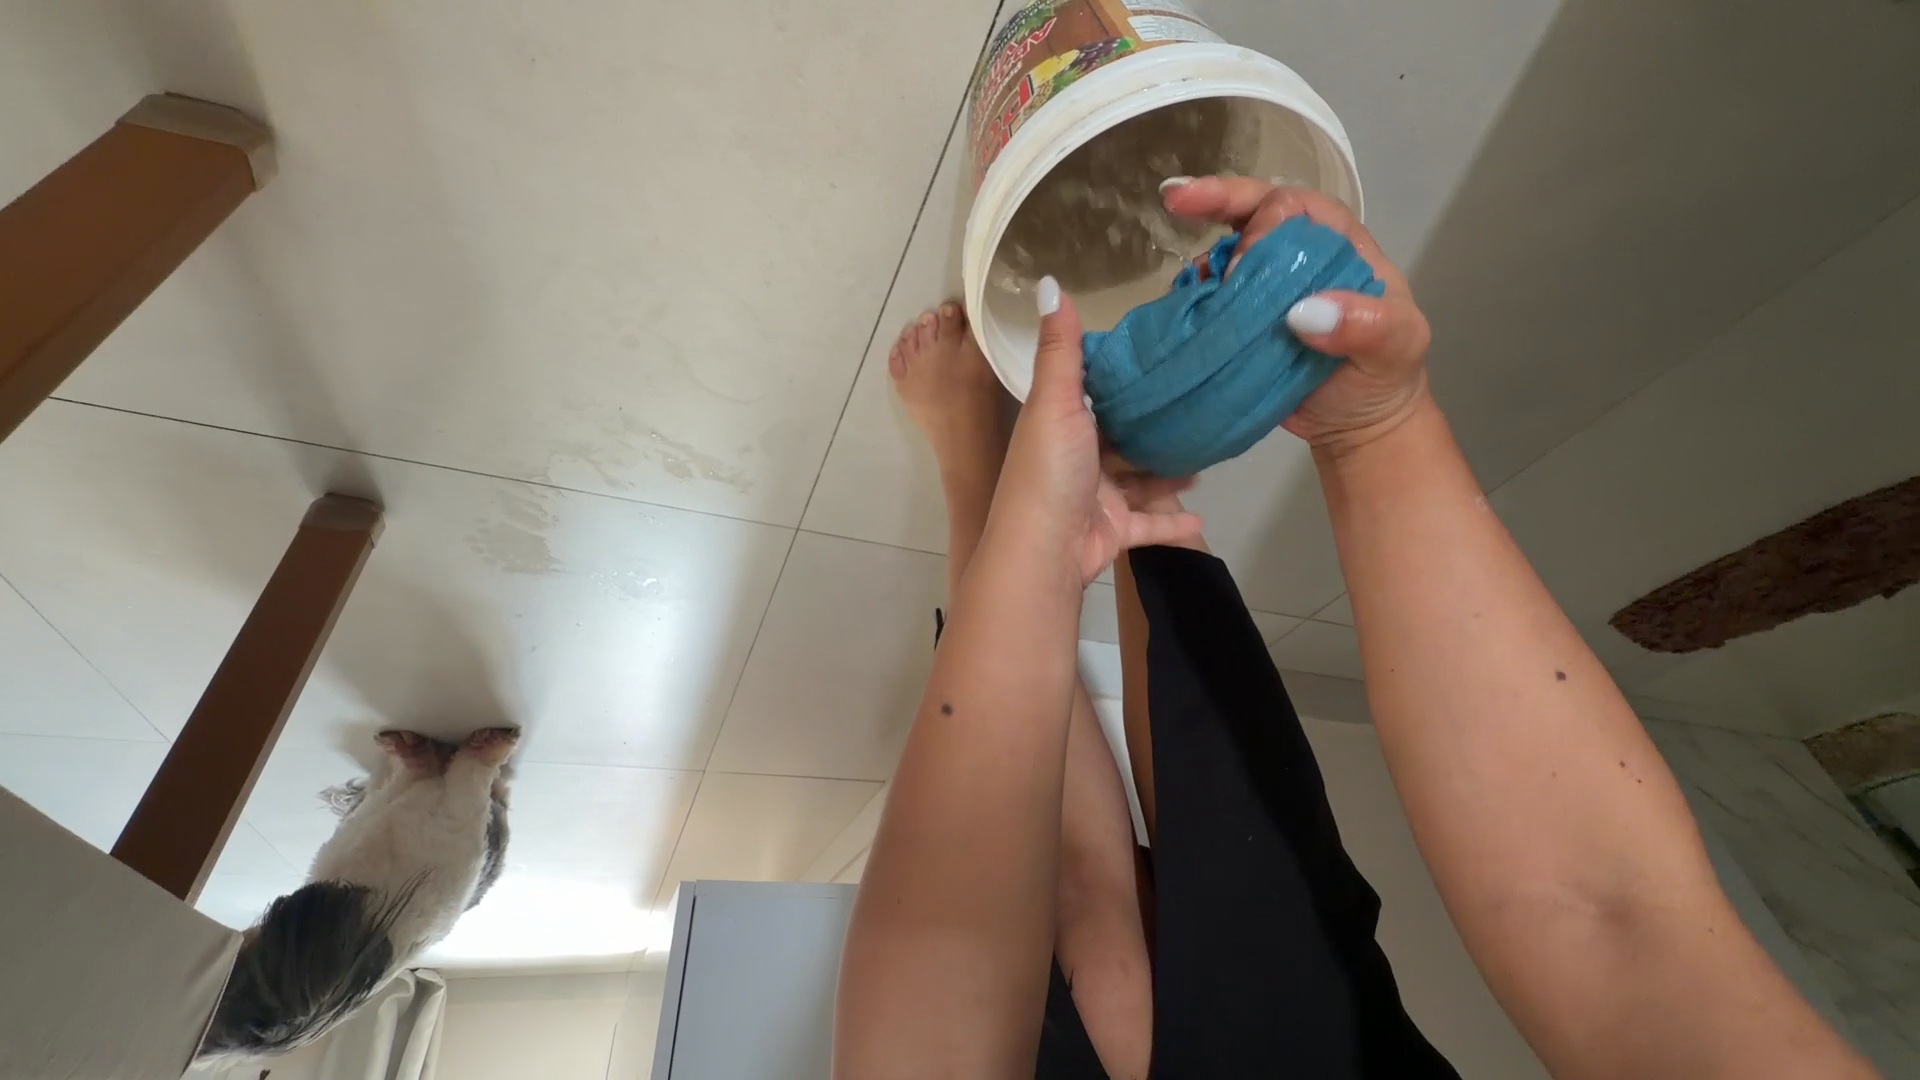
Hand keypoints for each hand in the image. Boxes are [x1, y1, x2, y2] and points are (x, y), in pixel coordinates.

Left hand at [992, 278, 1202, 584]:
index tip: (1161, 357)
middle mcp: (1076, 459)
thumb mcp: (1054, 400)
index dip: (1121, 378)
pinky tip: (1203, 517)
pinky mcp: (1112, 533)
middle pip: (1121, 439)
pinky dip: (1173, 524)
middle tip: (1200, 406)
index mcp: (1060, 425)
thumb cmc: (1049, 469)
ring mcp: (1095, 499)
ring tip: (1209, 454)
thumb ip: (1060, 348)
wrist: (1042, 551)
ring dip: (1169, 474)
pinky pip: (1148, 526)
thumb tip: (1049, 282)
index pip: (1092, 395)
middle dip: (1154, 428)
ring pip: (1139, 482)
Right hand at [1163, 178, 1433, 454]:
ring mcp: (1262, 293)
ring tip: (1184, 288)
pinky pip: (1208, 302)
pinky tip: (1178, 310)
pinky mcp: (1238, 327)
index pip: (1295, 206)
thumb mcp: (1395, 347)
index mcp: (1337, 248)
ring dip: (1199, 265)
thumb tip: (1304, 311)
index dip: (1261, 216)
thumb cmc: (1381, 377)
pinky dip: (1189, 302)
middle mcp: (1295, 260)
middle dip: (1213, 208)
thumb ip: (1366, 325)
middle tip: (1184, 222)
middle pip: (1250, 214)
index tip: (1240, 257)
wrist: (1353, 424)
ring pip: (1223, 256)